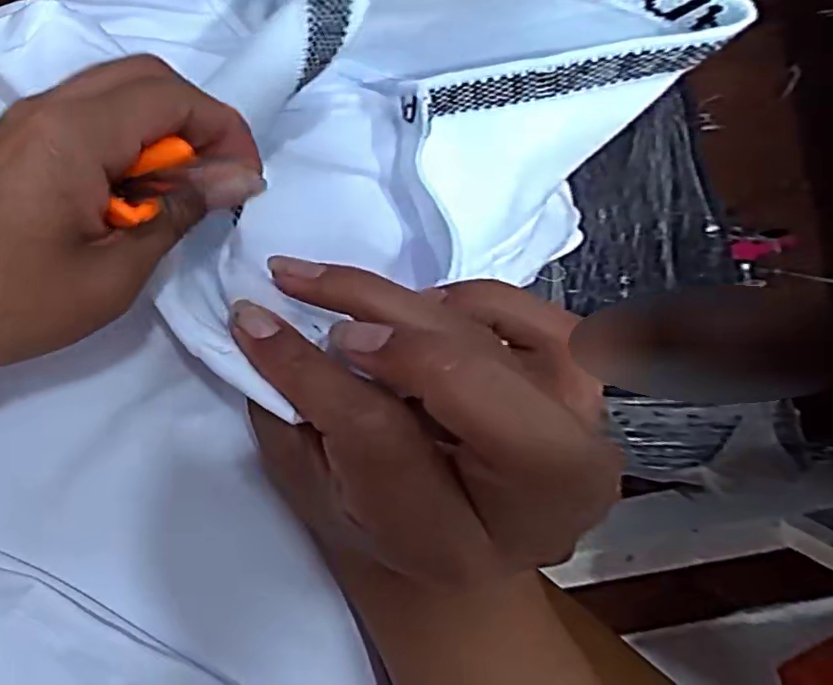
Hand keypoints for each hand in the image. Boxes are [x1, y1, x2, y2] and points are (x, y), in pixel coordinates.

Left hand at [0, 55, 263, 390]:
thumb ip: (180, 211)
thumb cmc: (18, 305)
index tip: (244, 178)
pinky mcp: (9, 137)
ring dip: (153, 125)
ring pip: (110, 88)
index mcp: (73, 131)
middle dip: (191, 118)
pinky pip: (79, 109)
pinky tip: (118, 187)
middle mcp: (45, 105)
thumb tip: (238, 177)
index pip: (171, 97)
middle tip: (209, 179)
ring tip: (165, 188)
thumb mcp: (115, 272)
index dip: (222, 129)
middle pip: (143, 75)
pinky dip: (116, 133)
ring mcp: (22, 117)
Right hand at [233, 263, 617, 590]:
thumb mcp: (308, 476)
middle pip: (473, 388)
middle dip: (393, 337)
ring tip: (342, 290)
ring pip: (508, 345)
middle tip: (313, 303)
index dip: (307, 368)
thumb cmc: (364, 508)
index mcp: (444, 541)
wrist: (447, 532)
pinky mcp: (582, 396)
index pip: (375, 435)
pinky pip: (550, 325)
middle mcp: (532, 502)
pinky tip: (426, 306)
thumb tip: (259, 319)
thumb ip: (284, 404)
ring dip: (414, 305)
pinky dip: (481, 300)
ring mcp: (574, 439)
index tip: (251, 318)